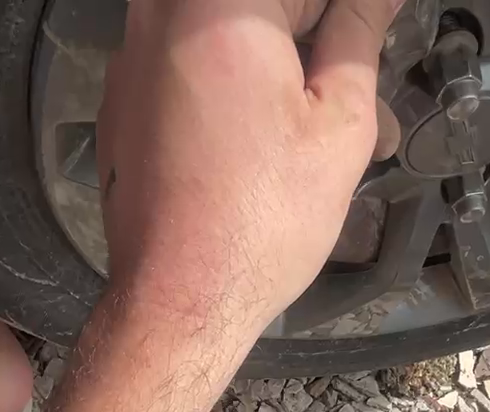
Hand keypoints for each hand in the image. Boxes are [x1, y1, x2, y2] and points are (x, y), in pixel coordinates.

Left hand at [96, 0, 402, 349]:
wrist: (178, 303)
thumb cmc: (263, 222)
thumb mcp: (338, 127)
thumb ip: (359, 35)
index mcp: (219, 0)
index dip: (348, 18)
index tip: (370, 41)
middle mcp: (160, 12)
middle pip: (261, 11)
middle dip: (314, 44)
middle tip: (358, 93)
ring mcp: (129, 60)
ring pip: (223, 40)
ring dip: (277, 73)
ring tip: (320, 131)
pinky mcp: (119, 108)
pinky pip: (187, 74)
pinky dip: (230, 94)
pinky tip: (262, 149)